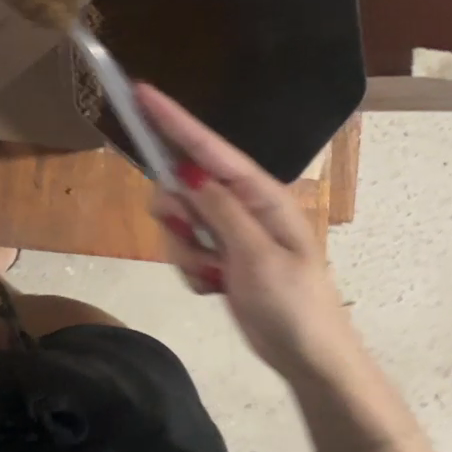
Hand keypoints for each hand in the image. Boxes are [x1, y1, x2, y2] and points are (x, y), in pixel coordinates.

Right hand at [137, 84, 356, 378]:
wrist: (309, 359)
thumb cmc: (294, 306)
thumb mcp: (258, 257)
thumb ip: (220, 210)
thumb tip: (186, 171)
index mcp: (260, 196)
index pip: (208, 149)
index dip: (173, 120)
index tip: (142, 92)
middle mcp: (241, 204)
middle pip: (183, 185)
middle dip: (178, 215)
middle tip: (197, 244)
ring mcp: (228, 230)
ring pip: (177, 219)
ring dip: (186, 250)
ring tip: (215, 276)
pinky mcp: (217, 255)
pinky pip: (181, 246)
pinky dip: (190, 268)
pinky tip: (215, 287)